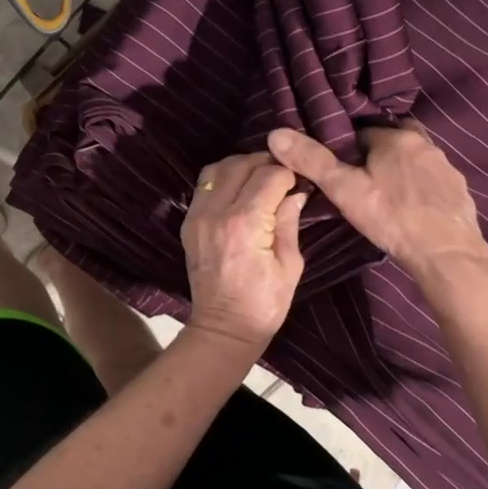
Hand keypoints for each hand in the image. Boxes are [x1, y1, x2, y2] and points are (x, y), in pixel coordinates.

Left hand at [181, 153, 307, 354]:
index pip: (268, 176)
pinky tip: (240, 190)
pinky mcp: (188, 223)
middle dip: (265, 163)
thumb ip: (289, 221)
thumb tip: (296, 191)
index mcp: (245, 223)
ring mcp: (196, 216)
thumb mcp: (290, 264)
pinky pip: (203, 186)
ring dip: (240, 166)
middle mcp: (216, 213)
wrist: (223, 325)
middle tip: (283, 174)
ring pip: (216, 169)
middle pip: (240, 165)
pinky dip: (222, 180)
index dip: (288, 173)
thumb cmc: (265, 302)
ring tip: (260, 178)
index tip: (300, 180)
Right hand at [266, 121, 487, 278]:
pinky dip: (416, 189)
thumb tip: (275, 133)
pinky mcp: (459, 191)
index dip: (344, 148)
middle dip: (372, 156)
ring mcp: (447, 168)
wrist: (446, 255)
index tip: (334, 168)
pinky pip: (430, 181)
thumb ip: (311, 161)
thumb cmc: (391, 218)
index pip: (361, 132)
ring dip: (396, 171)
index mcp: (396, 138)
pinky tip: (406, 208)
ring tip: (379, 195)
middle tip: (354, 181)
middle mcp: (426, 145)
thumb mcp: (343, 189)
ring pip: (411, 162)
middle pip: (389, 143)